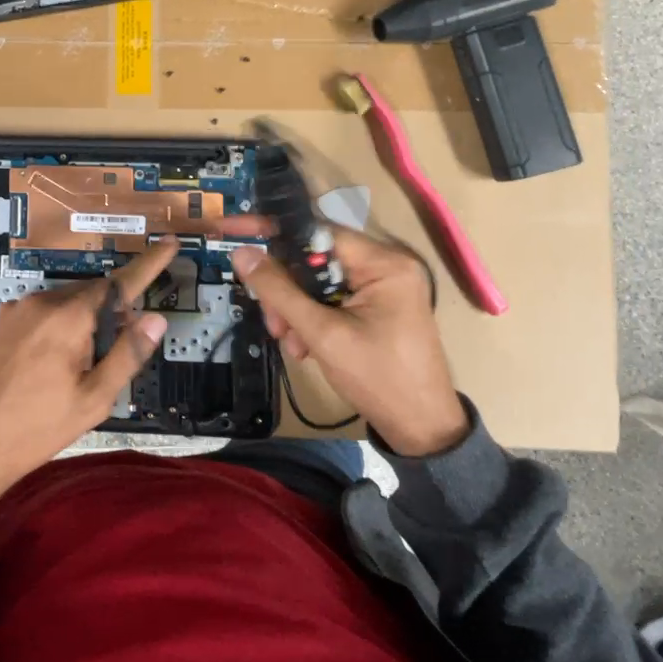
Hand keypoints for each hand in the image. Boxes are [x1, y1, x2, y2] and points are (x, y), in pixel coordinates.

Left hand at [0, 237, 177, 525]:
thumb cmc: (36, 428)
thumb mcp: (93, 399)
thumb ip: (127, 354)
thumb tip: (156, 320)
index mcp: (66, 318)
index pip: (119, 282)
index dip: (149, 264)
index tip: (170, 243)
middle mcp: (38, 303)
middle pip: (91, 293)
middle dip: (113, 310)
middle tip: (124, 345)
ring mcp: (14, 311)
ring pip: (64, 304)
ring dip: (84, 322)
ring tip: (84, 367)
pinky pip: (40, 314)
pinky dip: (59, 326)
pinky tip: (54, 363)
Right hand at [220, 219, 468, 456]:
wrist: (420, 427)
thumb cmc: (378, 378)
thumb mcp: (321, 333)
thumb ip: (278, 291)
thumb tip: (242, 253)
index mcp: (384, 265)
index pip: (319, 234)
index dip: (279, 241)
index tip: (246, 250)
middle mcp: (386, 268)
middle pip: (315, 260)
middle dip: (287, 290)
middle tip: (273, 321)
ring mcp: (382, 289)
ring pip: (318, 282)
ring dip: (295, 309)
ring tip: (289, 340)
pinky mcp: (376, 308)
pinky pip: (330, 299)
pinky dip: (311, 318)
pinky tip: (304, 345)